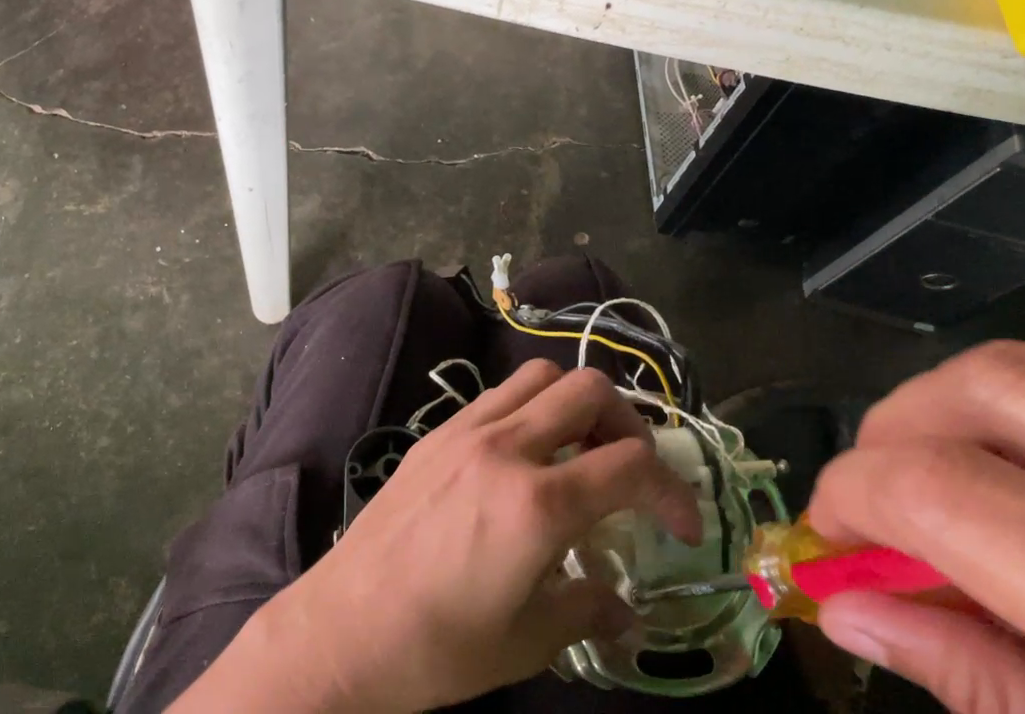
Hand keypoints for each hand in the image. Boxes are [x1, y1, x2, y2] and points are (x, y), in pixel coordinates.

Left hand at [168, 360, 700, 713]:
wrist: (342, 629)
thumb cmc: (438, 647)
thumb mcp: (527, 642)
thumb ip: (587, 611)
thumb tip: (623, 610)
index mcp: (537, 503)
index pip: (632, 465)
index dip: (673, 492)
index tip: (682, 527)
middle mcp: (504, 448)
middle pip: (589, 390)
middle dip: (630, 425)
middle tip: (632, 472)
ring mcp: (463, 432)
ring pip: (538, 376)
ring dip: (576, 403)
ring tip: (582, 450)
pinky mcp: (434, 435)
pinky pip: (497, 396)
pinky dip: (530, 407)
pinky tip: (525, 455)